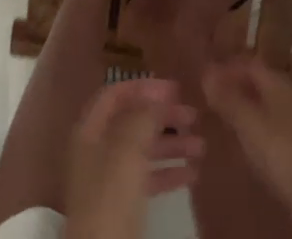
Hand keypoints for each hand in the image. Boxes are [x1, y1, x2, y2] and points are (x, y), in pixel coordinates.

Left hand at [65, 79, 204, 238]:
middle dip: (163, 116)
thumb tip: (157, 93)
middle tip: (194, 116)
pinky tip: (192, 175)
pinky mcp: (122, 203)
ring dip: (171, 144)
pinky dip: (168, 173)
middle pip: (131, 121)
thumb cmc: (111, 196)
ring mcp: (109, 177)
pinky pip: (147, 178)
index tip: (176, 89)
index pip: (115, 94)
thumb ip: (141, 118)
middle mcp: (97, 149)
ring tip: (201, 147)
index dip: (144, 88)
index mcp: (90, 130)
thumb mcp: (126, 151)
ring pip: (142, 151)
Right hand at [204, 56, 291, 237]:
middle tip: (206, 94)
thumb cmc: (280, 150)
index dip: (226, 66)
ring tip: (215, 113)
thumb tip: (206, 72)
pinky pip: (265, 124)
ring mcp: (291, 121)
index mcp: (278, 84)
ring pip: (260, 104)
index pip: (249, 63)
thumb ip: (226, 97)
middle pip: (256, 82)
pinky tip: (237, 136)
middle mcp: (287, 97)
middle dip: (231, 85)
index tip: (203, 75)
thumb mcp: (247, 122)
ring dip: (239, 105)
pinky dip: (248, 124)